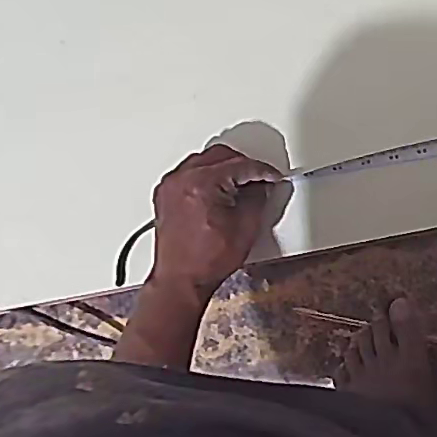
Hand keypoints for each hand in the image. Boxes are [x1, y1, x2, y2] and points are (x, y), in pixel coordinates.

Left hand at [149, 144, 283, 295]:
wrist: (182, 280)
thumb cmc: (206, 261)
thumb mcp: (246, 226)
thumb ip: (257, 197)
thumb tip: (259, 186)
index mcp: (202, 183)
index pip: (239, 165)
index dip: (261, 170)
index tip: (271, 175)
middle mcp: (182, 180)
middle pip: (219, 155)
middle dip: (242, 164)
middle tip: (258, 177)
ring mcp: (170, 187)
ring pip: (202, 161)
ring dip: (223, 168)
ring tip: (239, 184)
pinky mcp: (165, 196)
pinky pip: (188, 173)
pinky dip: (205, 176)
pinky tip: (218, 190)